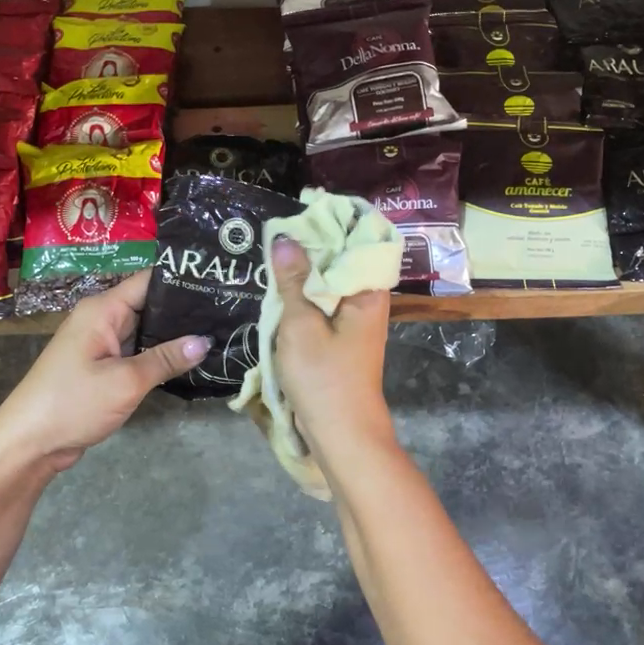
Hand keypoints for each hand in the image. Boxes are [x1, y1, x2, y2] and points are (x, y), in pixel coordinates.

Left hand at [0, 270, 208, 471]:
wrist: (28, 444)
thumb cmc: (73, 403)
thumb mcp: (126, 381)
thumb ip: (166, 359)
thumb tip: (205, 340)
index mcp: (102, 310)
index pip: (149, 281)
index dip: (182, 278)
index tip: (219, 280)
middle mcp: (102, 320)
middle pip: (150, 305)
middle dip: (185, 310)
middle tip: (229, 310)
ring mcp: (101, 345)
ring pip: (145, 331)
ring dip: (175, 336)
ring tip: (220, 331)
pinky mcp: (103, 368)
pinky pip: (137, 353)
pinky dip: (160, 356)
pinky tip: (191, 360)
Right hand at [270, 236, 392, 447]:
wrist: (343, 435)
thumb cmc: (325, 377)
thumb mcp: (300, 324)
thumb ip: (293, 280)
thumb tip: (285, 239)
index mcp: (369, 292)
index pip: (358, 240)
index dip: (332, 223)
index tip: (303, 208)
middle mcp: (368, 301)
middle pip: (342, 261)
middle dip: (313, 246)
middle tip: (278, 231)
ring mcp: (356, 322)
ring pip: (330, 285)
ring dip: (305, 273)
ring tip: (274, 252)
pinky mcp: (342, 340)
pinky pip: (324, 306)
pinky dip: (305, 297)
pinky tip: (281, 290)